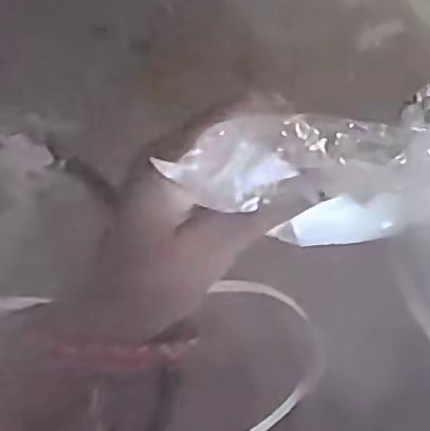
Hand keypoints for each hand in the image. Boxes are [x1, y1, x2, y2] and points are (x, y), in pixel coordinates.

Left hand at [51, 98, 307, 341]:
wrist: (111, 319)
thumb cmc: (158, 282)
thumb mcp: (217, 247)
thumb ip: (267, 207)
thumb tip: (318, 179)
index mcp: (166, 161)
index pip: (224, 113)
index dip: (268, 111)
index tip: (304, 125)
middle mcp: (161, 151)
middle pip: (224, 119)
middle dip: (268, 127)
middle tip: (305, 144)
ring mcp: (161, 165)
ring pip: (221, 136)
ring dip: (257, 142)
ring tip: (294, 157)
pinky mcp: (168, 182)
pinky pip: (214, 154)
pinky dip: (243, 158)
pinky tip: (266, 174)